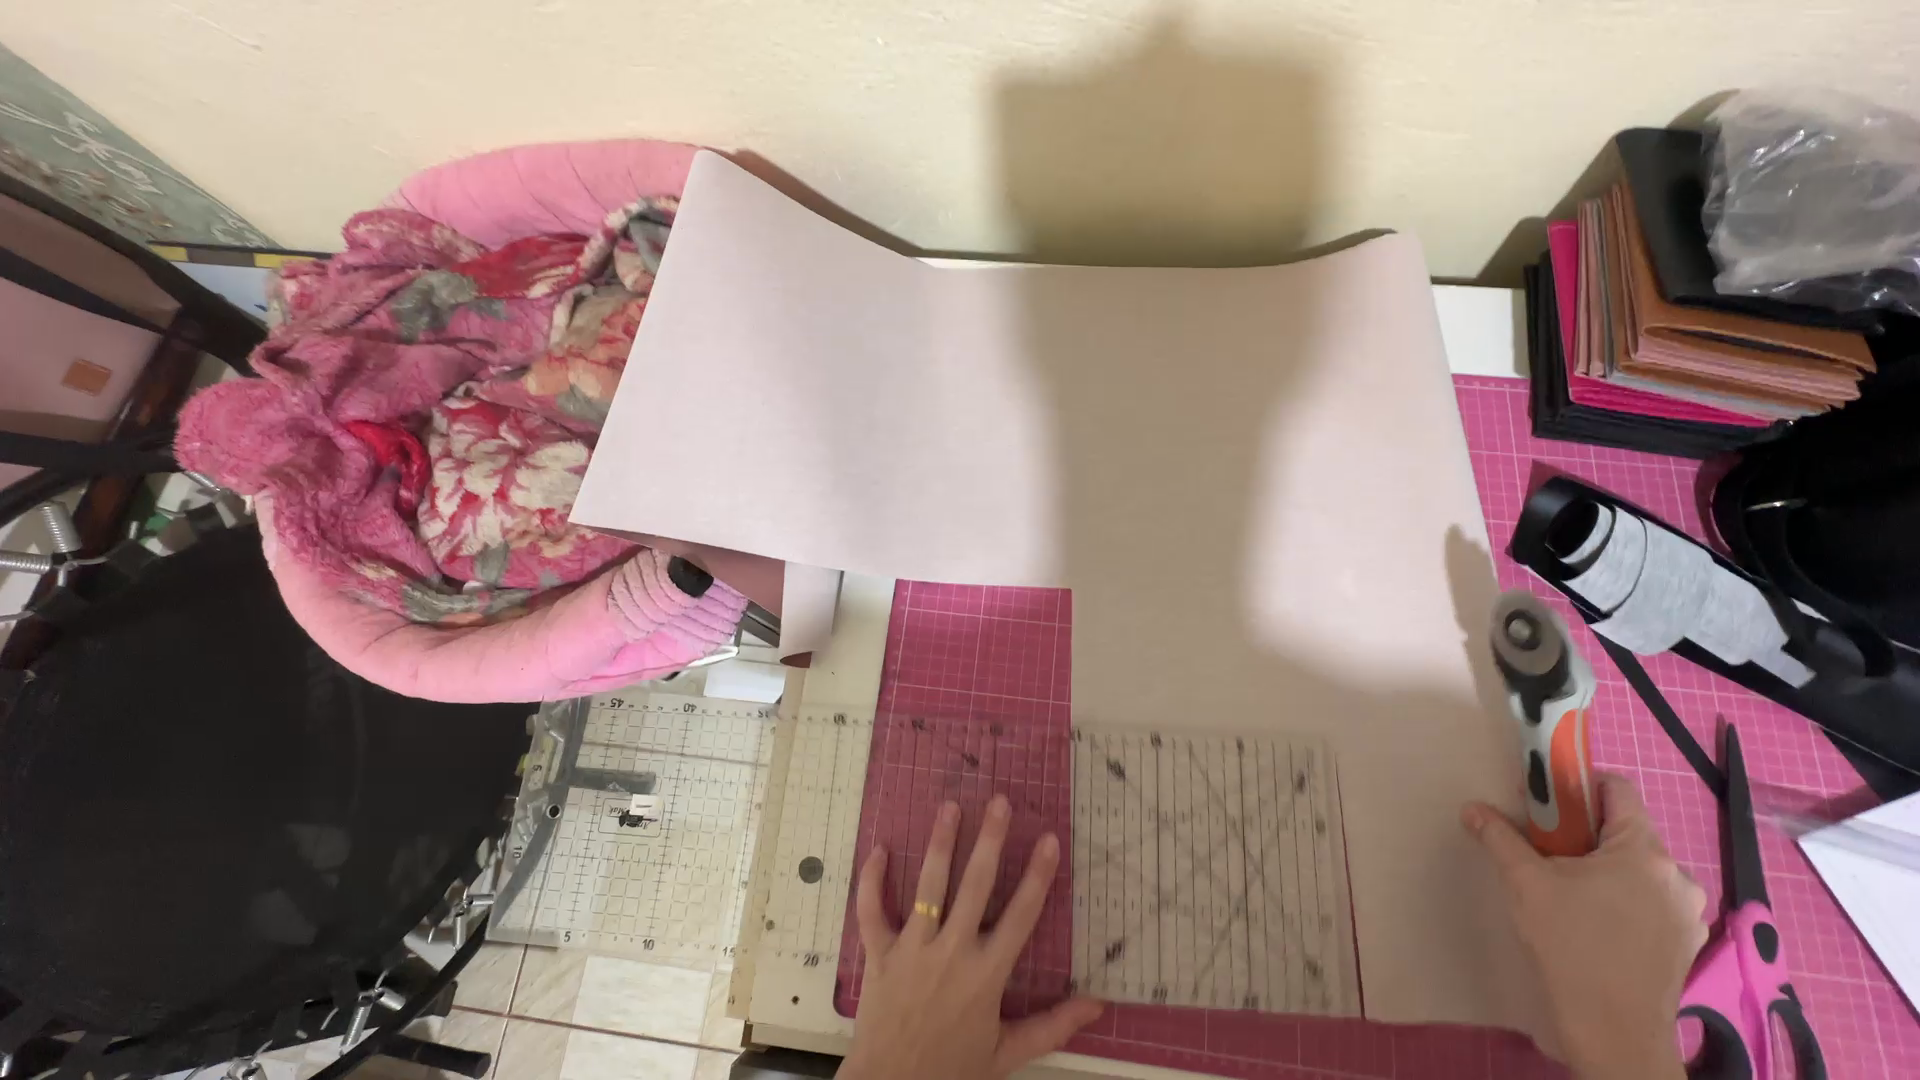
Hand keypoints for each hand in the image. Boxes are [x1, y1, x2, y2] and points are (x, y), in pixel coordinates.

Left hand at [837, 795, 1105, 1079]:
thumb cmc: (952, 1070)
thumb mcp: (1008, 1052)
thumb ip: (1053, 1025)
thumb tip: (1097, 1004)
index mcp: (986, 975)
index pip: (1021, 916)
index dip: (1038, 876)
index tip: (1050, 840)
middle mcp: (952, 952)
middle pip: (976, 886)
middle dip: (990, 841)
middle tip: (999, 802)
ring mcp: (914, 949)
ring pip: (929, 887)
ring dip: (940, 844)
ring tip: (950, 807)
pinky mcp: (880, 954)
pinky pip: (872, 911)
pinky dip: (872, 881)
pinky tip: (879, 849)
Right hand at [1462, 773, 1707, 1079]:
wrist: (1613, 1030)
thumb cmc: (1570, 944)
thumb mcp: (1525, 882)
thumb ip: (1500, 837)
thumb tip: (1473, 809)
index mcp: (1643, 851)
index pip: (1618, 789)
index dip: (1578, 782)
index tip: (1544, 799)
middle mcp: (1677, 875)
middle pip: (1624, 829)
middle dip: (1582, 831)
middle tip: (1543, 849)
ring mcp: (1688, 912)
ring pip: (1636, 867)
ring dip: (1601, 865)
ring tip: (1564, 889)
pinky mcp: (1685, 942)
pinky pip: (1648, 898)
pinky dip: (1619, 895)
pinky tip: (1590, 919)